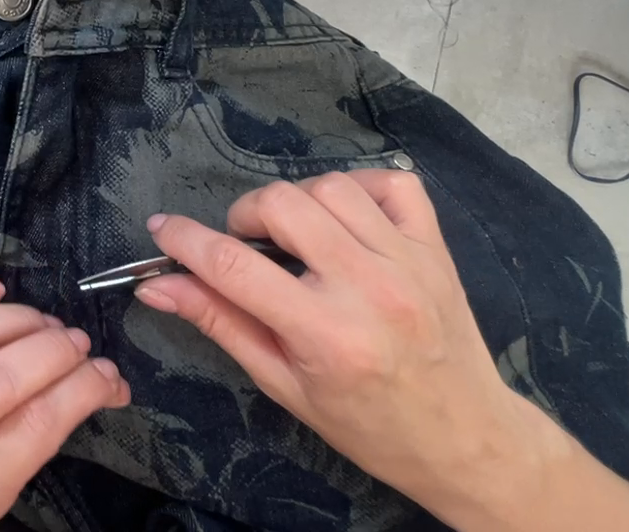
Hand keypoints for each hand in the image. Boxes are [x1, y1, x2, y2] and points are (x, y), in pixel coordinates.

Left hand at [0, 264, 130, 526]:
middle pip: (2, 377)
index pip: (38, 424)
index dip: (82, 388)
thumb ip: (53, 429)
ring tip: (46, 323)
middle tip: (79, 341)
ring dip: (19, 318)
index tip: (106, 370)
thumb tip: (113, 382)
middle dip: (54, 350)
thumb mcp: (6, 474)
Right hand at [133, 170, 540, 510]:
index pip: (233, 266)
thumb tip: (157, 285)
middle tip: (247, 247)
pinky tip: (343, 219)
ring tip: (295, 237)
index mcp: (327, 335)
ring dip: (295, 202)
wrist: (472, 444)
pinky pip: (390, 184)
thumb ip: (217, 321)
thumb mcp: (280, 382)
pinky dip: (356, 188)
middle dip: (245, 217)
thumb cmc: (366, 424)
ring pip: (328, 187)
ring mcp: (409, 263)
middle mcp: (370, 290)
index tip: (161, 228)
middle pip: (281, 205)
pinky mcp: (435, 248)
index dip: (184, 239)